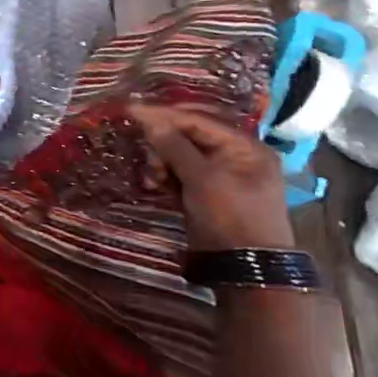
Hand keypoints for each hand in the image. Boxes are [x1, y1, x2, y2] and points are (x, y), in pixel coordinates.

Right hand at [128, 105, 294, 250]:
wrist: (243, 266)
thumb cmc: (229, 216)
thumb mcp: (203, 179)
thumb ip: (176, 147)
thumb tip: (151, 120)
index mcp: (245, 146)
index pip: (199, 120)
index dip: (165, 115)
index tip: (132, 110)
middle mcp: (235, 157)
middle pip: (191, 137)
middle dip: (164, 143)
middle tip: (147, 158)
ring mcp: (222, 177)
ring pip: (183, 157)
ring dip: (163, 162)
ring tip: (153, 177)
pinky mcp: (208, 196)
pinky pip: (183, 176)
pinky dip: (167, 177)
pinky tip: (155, 185)